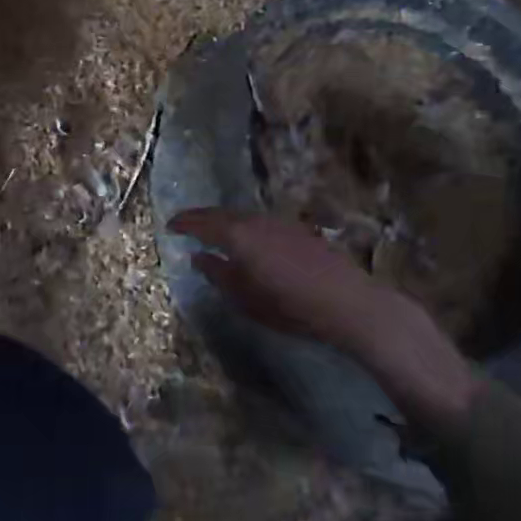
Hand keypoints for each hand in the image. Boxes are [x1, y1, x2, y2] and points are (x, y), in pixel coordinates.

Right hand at [167, 207, 479, 424]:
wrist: (351, 305)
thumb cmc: (291, 306)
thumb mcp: (245, 298)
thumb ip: (218, 274)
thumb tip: (199, 257)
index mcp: (238, 234)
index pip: (202, 222)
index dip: (183, 223)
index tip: (169, 225)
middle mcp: (256, 220)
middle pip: (222, 214)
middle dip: (202, 218)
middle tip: (187, 225)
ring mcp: (280, 223)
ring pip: (243, 216)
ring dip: (226, 222)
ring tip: (214, 233)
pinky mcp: (300, 231)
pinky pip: (261, 222)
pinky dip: (246, 227)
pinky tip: (249, 242)